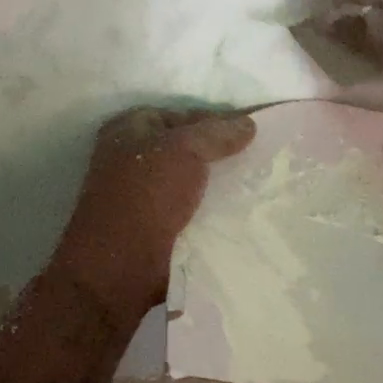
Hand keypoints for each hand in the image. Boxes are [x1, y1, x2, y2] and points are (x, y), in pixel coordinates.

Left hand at [55, 106, 255, 318]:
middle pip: (188, 147)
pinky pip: (191, 209)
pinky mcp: (154, 226)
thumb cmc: (146, 194)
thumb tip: (248, 125)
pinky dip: (212, 209)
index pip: (184, 115)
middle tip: (263, 157)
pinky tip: (243, 210)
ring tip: (260, 182)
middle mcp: (131, 156)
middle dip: (221, 153)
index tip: (257, 130)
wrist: (119, 267)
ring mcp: (142, 194)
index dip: (219, 120)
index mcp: (129, 128)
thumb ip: (216, 133)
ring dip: (219, 183)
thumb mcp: (184, 149)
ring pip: (191, 180)